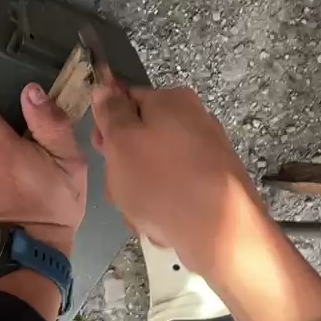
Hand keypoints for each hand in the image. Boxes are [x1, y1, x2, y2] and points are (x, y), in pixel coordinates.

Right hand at [91, 77, 320, 320]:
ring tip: (143, 212)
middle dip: (124, 167)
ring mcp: (205, 155)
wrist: (219, 232)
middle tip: (121, 186)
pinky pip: (174, 191)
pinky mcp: (212, 185)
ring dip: (140, 193)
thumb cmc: (164, 182)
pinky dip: (163, 207)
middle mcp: (194, 120)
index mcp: (173, 100)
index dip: (108, 126)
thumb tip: (105, 88)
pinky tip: (162, 224)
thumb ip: (111, 112)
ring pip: (154, 171)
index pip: (127, 102)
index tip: (101, 149)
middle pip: (140, 139)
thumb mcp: (122, 142)